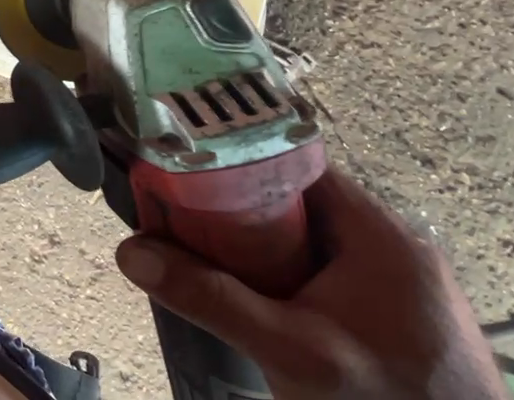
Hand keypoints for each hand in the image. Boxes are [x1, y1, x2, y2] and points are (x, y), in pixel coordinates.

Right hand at [116, 166, 506, 399]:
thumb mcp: (296, 354)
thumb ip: (213, 300)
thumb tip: (128, 252)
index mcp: (381, 234)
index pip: (290, 164)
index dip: (229, 160)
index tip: (172, 167)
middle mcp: (385, 245)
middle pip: (284, 200)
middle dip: (223, 209)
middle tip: (170, 219)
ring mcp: (384, 280)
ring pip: (290, 236)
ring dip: (239, 244)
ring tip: (189, 254)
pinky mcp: (377, 310)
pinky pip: (303, 267)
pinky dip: (262, 271)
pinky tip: (236, 293)